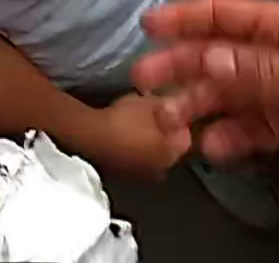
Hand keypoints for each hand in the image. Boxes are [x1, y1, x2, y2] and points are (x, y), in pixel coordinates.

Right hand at [73, 92, 192, 181]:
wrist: (92, 137)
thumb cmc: (124, 119)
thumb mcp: (149, 104)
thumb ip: (167, 106)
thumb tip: (179, 107)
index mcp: (172, 152)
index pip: (185, 135)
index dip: (178, 119)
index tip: (168, 105)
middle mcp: (163, 169)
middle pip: (169, 145)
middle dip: (163, 129)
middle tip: (150, 111)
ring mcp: (144, 175)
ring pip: (153, 153)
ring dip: (148, 138)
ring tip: (135, 118)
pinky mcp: (126, 174)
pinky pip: (138, 157)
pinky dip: (135, 145)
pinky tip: (123, 131)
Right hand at [133, 0, 278, 227]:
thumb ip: (258, 69)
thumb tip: (205, 57)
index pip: (220, 12)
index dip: (181, 16)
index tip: (148, 27)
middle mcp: (275, 54)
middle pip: (213, 52)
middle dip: (178, 65)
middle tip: (145, 80)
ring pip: (222, 91)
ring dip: (195, 103)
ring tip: (169, 121)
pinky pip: (244, 126)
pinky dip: (225, 135)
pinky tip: (211, 147)